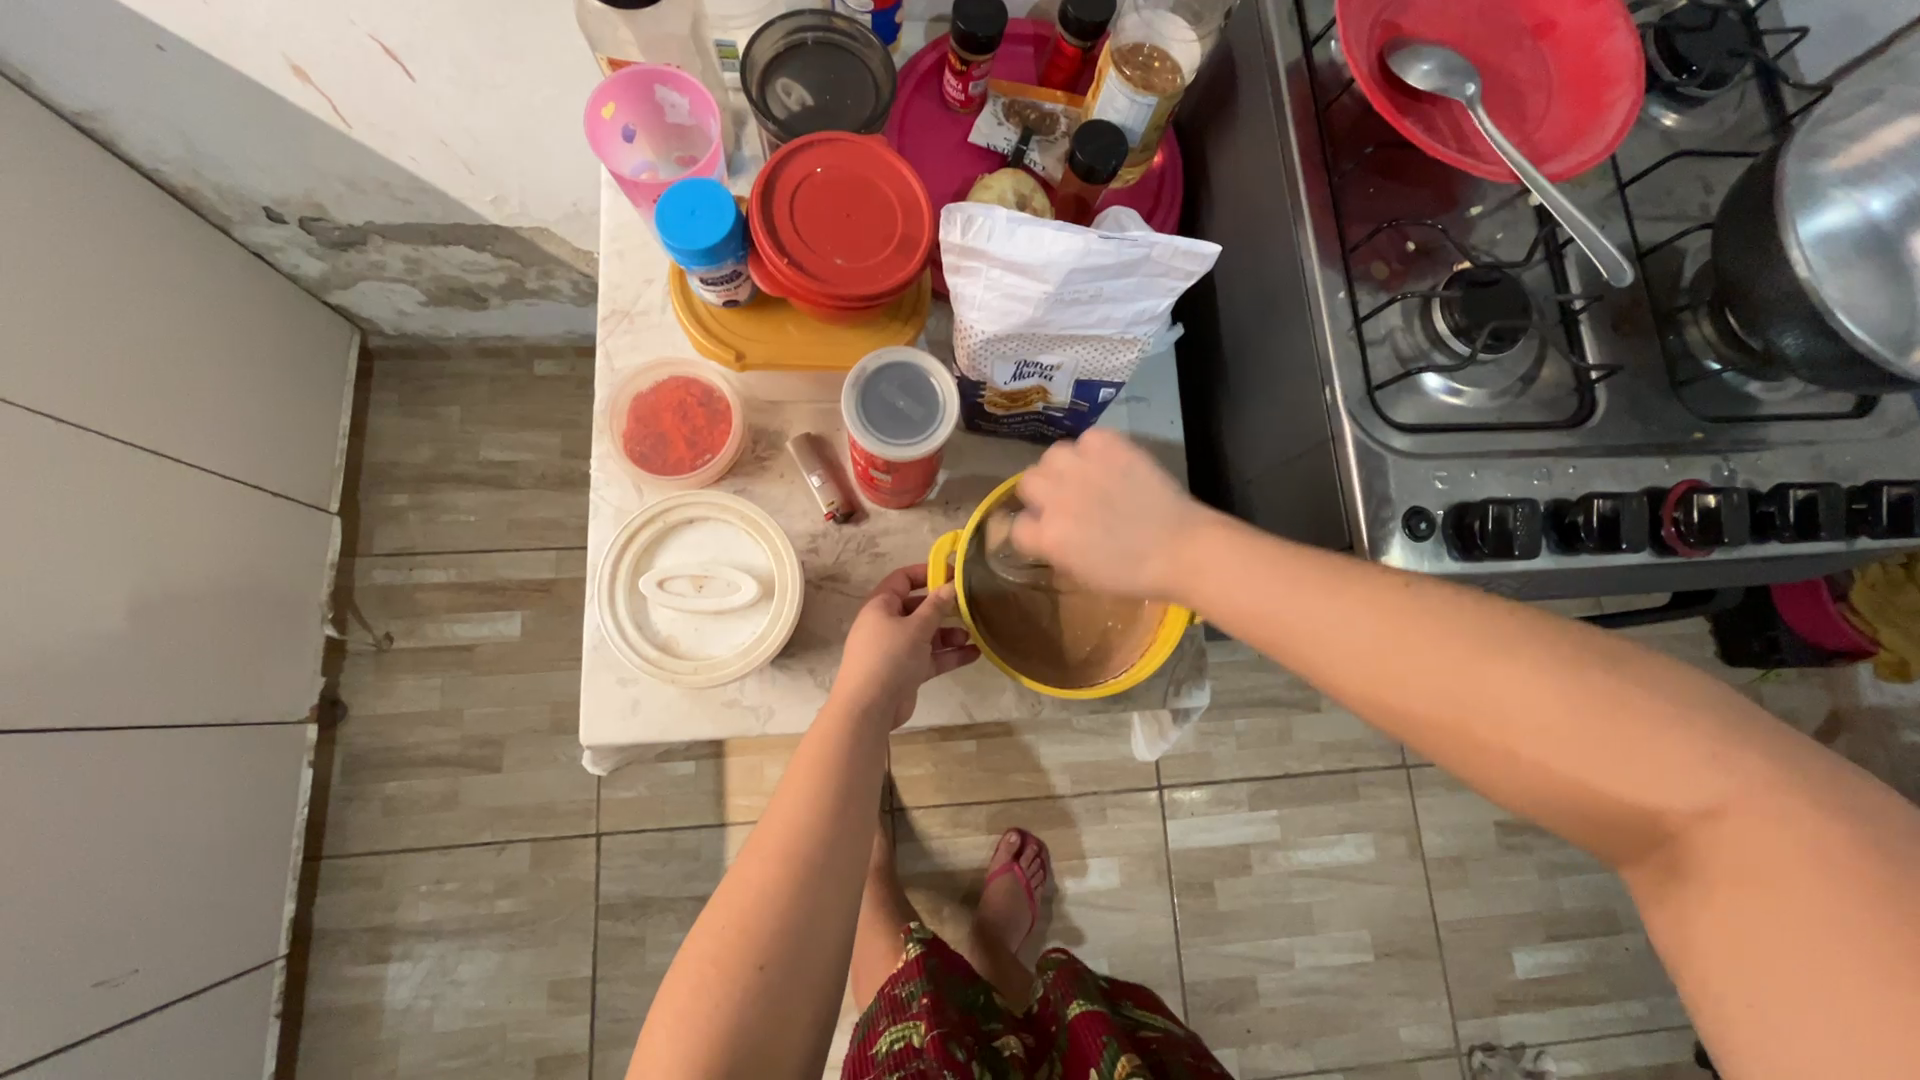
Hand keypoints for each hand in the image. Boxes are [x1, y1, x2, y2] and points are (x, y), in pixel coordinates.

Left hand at [830, 564, 979, 728]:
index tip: (953, 574)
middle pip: (918, 608)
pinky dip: (949, 654)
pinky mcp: (906, 671)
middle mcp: (887, 624)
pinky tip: (974, 654)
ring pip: (926, 635)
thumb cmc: (889, 657)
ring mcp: (896, 649)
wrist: (869, 708)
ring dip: (949, 634)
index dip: (926, 573)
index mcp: (881, 606)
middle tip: (969, 606)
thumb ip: (936, 606)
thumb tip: (951, 586)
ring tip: (972, 635)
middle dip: (943, 608)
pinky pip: (931, 657)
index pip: (902, 579)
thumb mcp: (916, 627)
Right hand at [1012, 429, 1214, 599]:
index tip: (1048, 530)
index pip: (1017, 525)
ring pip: (1052, 455)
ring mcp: (1082, 468)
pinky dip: (1094, 448)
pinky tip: (1108, 463)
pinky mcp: (1110, 446)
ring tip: (1084, 477)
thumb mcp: (1083, 574)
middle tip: (1066, 500)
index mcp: (1049, 536)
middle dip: (1043, 493)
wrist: (1182, 549)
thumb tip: (1048, 533)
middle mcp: (1057, 498)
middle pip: (1028, 482)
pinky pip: (1087, 439)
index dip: (1033, 528)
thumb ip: (1056, 550)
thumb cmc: (1134, 574)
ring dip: (1063, 467)